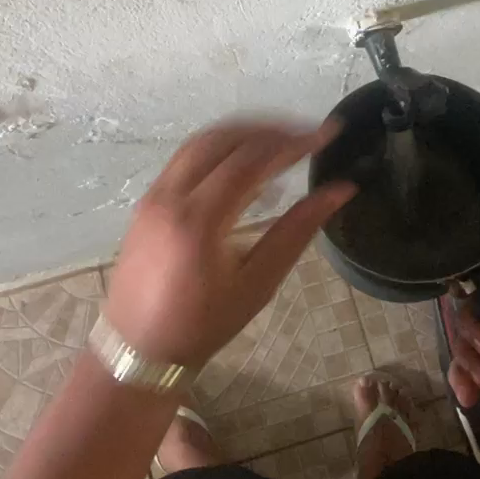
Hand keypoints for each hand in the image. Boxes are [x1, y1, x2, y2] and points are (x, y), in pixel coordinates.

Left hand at [104, 118, 356, 366]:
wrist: (139, 349)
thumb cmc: (204, 324)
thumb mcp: (258, 283)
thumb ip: (297, 230)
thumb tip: (340, 191)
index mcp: (200, 219)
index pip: (253, 159)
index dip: (293, 141)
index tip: (326, 134)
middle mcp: (171, 196)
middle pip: (225, 138)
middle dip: (270, 129)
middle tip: (307, 134)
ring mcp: (153, 195)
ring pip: (201, 142)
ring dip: (243, 134)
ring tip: (281, 142)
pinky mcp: (147, 200)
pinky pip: (186, 159)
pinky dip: (220, 151)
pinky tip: (246, 167)